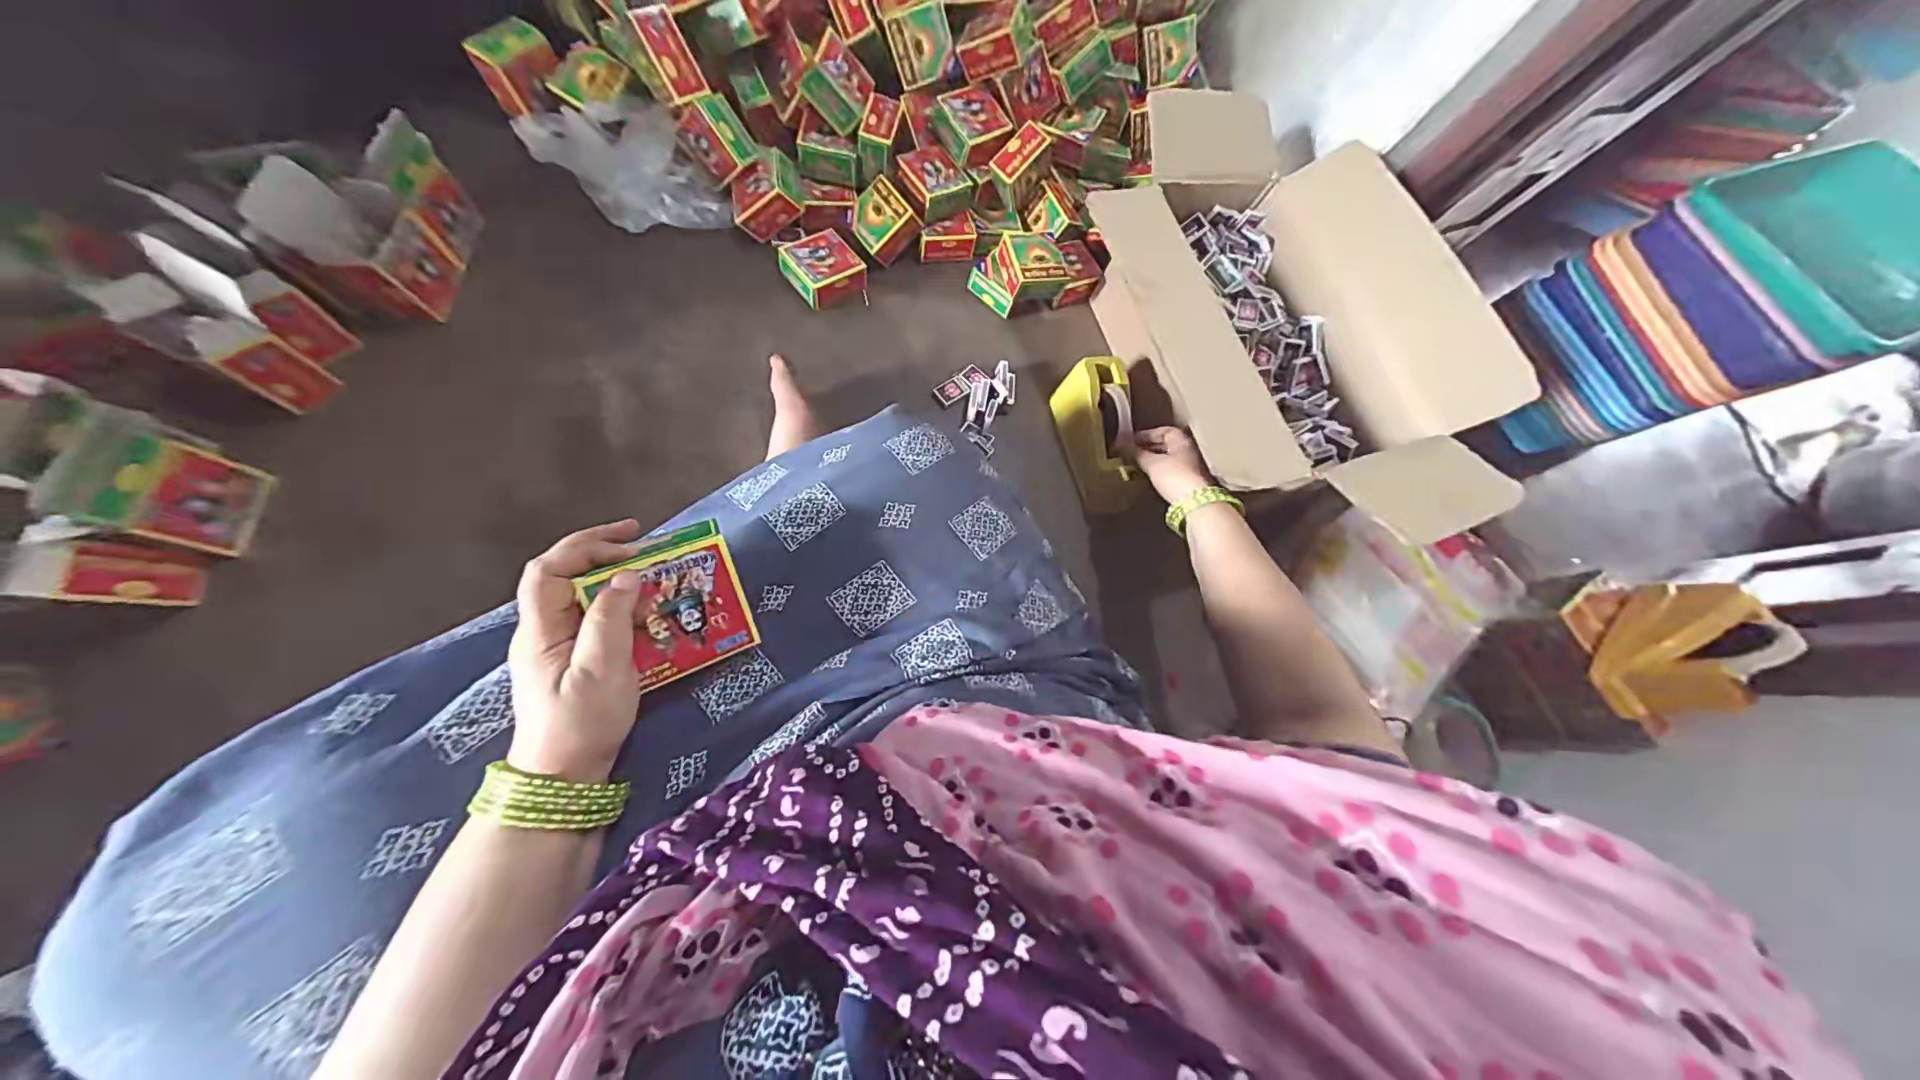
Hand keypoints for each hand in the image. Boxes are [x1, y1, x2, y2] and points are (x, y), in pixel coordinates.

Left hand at [506, 520, 645, 782]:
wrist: (562, 776)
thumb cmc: (581, 724)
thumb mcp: (602, 671)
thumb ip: (611, 619)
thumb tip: (627, 575)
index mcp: (541, 630)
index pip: (551, 570)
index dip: (587, 546)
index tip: (632, 540)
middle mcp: (544, 630)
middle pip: (566, 576)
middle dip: (605, 555)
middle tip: (648, 549)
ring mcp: (557, 645)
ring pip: (583, 597)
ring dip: (619, 582)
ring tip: (656, 580)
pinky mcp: (574, 659)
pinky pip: (596, 619)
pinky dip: (623, 608)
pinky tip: (648, 615)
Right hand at [1131, 427, 1213, 504]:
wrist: (1193, 502)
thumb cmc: (1175, 477)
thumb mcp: (1151, 463)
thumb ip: (1138, 454)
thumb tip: (1126, 447)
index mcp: (1182, 441)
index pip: (1164, 431)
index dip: (1147, 434)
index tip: (1132, 440)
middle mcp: (1188, 451)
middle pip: (1167, 444)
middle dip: (1149, 447)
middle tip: (1132, 452)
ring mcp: (1190, 467)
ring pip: (1168, 458)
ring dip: (1153, 459)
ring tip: (1138, 464)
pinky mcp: (1187, 482)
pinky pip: (1170, 471)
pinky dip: (1158, 470)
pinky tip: (1149, 476)